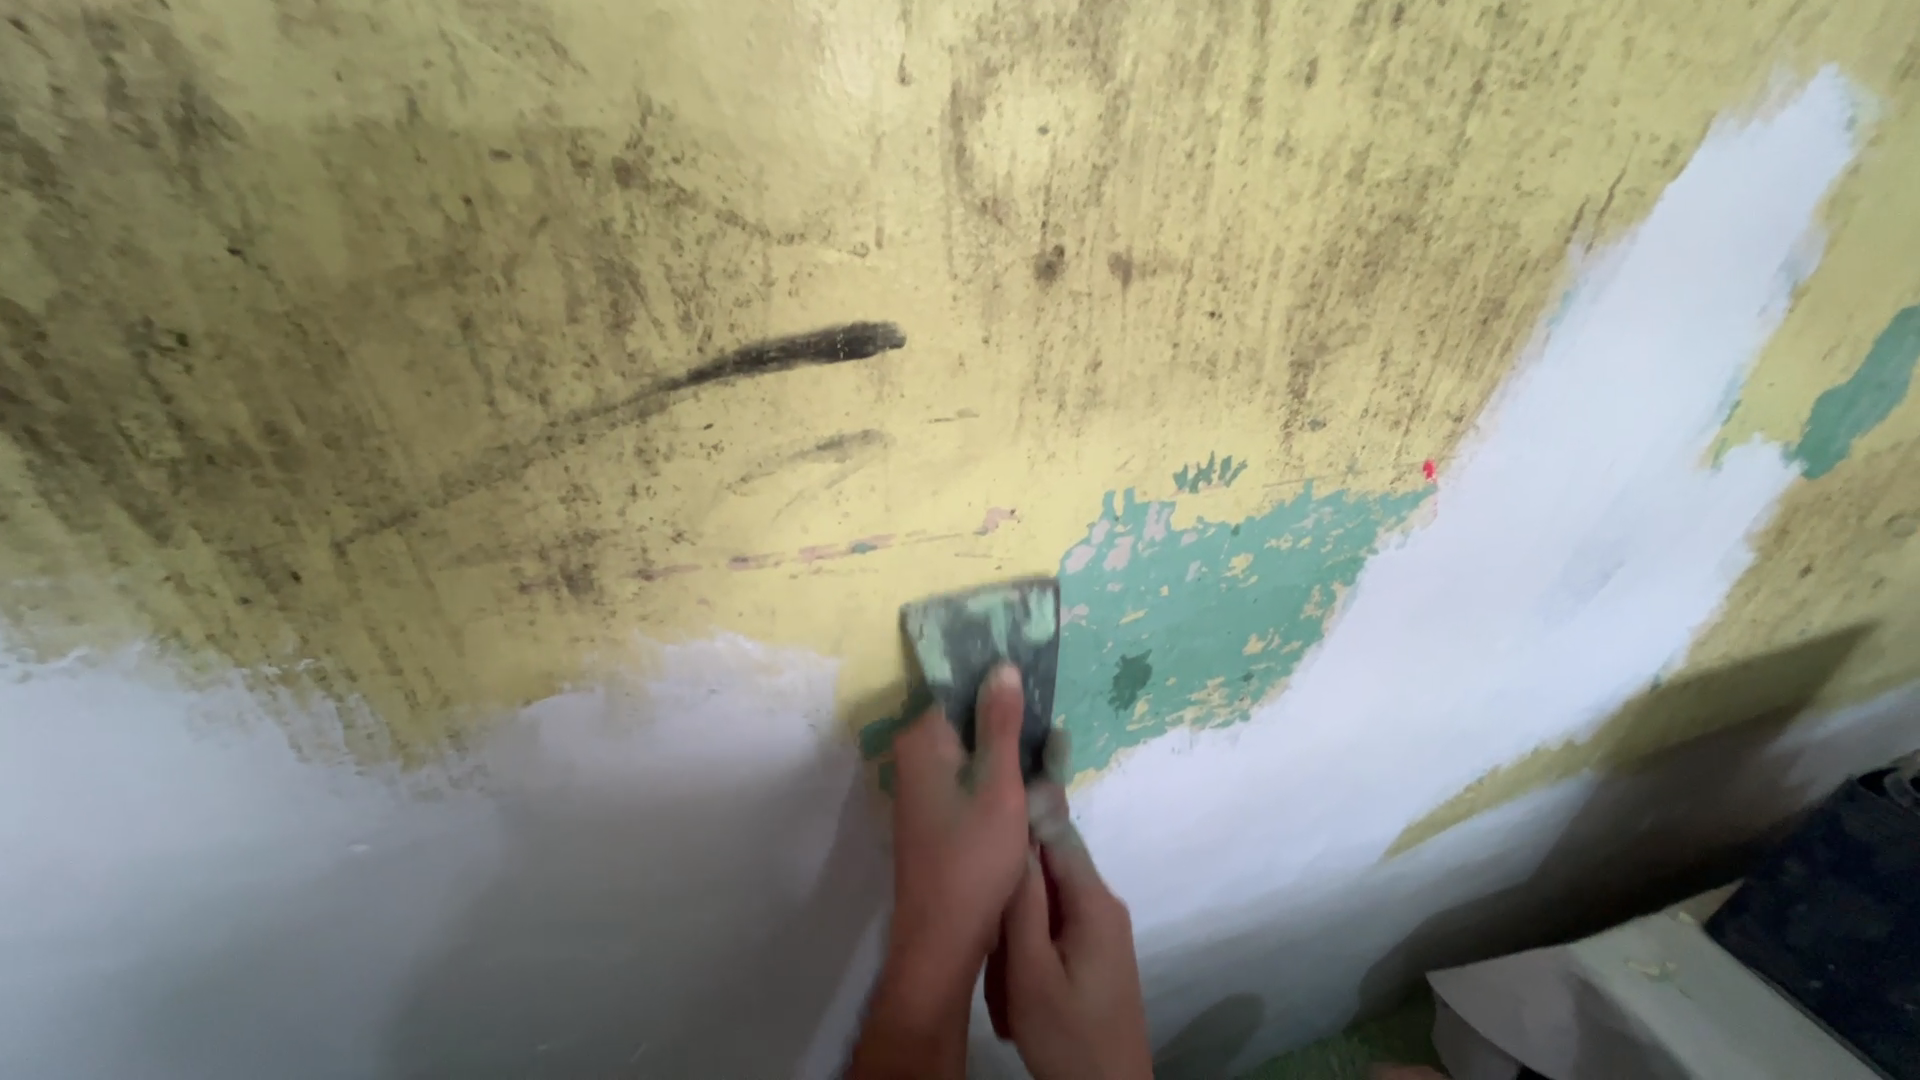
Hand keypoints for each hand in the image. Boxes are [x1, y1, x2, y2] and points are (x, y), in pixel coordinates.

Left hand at [848, 664, 1030, 1078]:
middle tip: (1051, 744)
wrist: (943, 938)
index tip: (1037, 692)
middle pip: (969, 719)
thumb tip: (1002, 665)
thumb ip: (1000, 723)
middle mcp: (914, 754)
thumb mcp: (999, 784)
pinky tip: (1029, 797)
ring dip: (1010, 760)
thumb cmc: (972, 857)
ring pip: (975, 752)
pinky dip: (999, 782)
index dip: (1000, 686)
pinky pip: (971, 777)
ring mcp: (923, 784)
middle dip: (1011, 729)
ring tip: (1046, 774)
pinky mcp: (935, 810)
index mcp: (922, 738)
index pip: (961, 688)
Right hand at [988, 783, 1151, 1079]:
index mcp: (1093, 901)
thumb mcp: (1032, 972)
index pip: (1059, 833)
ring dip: (1019, 930)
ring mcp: (1103, 929)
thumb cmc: (1068, 1035)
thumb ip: (1024, 903)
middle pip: (1050, 867)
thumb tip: (1016, 840)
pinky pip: (1056, 927)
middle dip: (1015, 891)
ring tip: (1004, 979)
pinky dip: (1031, 947)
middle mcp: (1104, 904)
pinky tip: (1018, 985)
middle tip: (990, 934)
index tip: (992, 799)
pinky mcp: (1097, 951)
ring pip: (1048, 901)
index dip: (1028, 811)